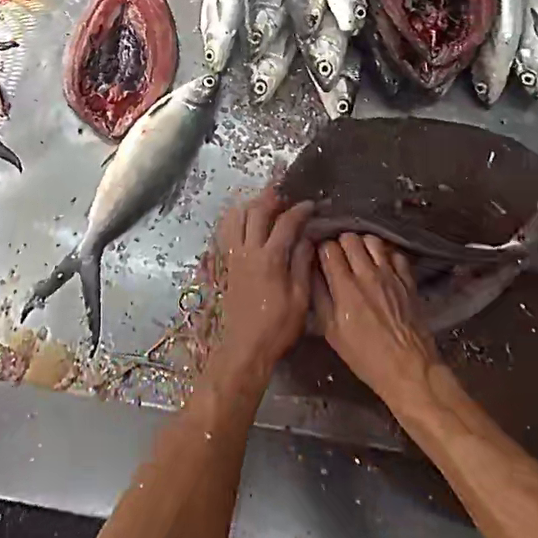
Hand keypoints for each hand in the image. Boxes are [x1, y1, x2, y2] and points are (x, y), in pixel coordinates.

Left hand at [210, 189, 313, 382]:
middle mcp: (248, 250)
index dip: (299, 211)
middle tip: (285, 192)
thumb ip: (302, 264)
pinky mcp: (226, 262)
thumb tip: (308, 238)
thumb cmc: (278, 326)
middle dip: (272, 197)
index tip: (311, 205)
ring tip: (265, 200)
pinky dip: (237, 217)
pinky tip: (245, 218)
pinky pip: (228, 230)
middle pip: (257, 212)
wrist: (245, 345)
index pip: (286, 224)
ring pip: (237, 217)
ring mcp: (233, 255)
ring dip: (251, 204)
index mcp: (270, 259)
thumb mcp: (300, 298)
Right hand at [313, 233, 438, 398]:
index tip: (319, 258)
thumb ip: (320, 296)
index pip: (328, 248)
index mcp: (345, 287)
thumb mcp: (331, 331)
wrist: (410, 371)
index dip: (321, 250)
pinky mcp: (408, 281)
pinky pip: (396, 254)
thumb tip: (311, 271)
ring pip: (373, 240)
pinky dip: (386, 254)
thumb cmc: (365, 355)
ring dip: (362, 245)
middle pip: (350, 238)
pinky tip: (381, 265)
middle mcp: (368, 274)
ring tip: (359, 257)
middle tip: (338, 257)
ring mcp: (391, 276)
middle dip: (340, 243)